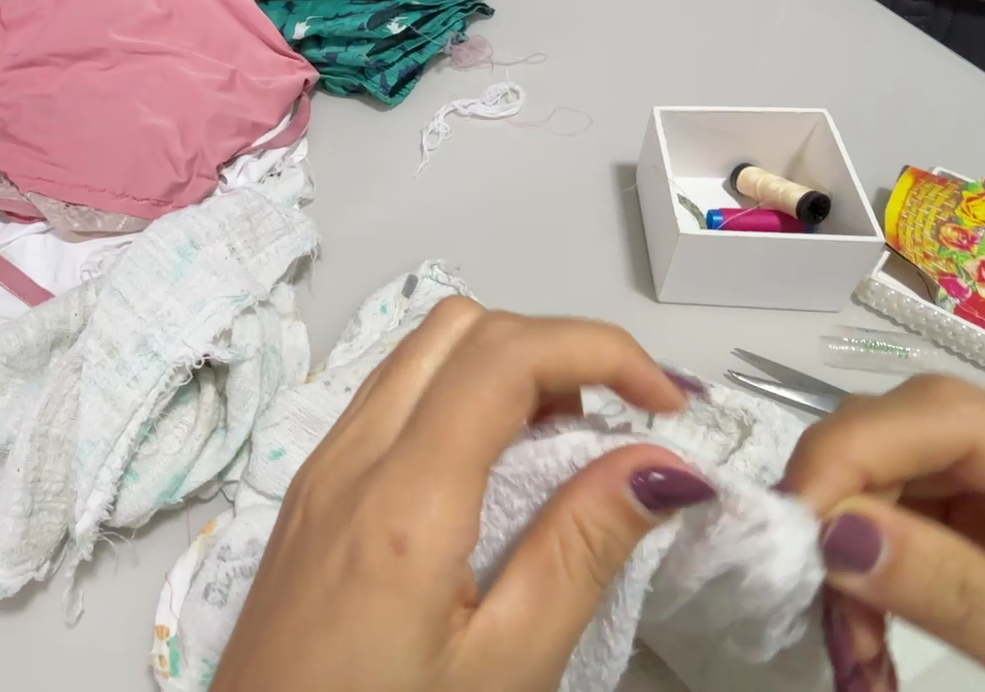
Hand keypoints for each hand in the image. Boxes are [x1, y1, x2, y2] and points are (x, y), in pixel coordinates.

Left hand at [211, 296, 708, 691]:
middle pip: (462, 327)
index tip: (667, 401)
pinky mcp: (317, 475)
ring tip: (558, 440)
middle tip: (612, 422)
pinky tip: (490, 458)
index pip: (504, 355)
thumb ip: (581, 550)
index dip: (599, 349)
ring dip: (505, 361)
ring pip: (424, 347)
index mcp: (402, 497)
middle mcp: (354, 450)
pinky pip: (396, 387)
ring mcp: (326, 456)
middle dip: (554, 348)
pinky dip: (460, 386)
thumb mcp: (504, 668)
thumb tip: (662, 466)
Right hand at [783, 376, 984, 691]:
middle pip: (916, 427)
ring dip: (847, 526)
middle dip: (844, 484)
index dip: (858, 447)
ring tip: (836, 612)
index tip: (796, 517)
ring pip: (899, 466)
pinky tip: (861, 606)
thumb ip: (972, 605)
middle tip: (803, 565)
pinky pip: (908, 512)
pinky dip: (866, 553)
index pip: (955, 419)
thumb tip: (832, 532)